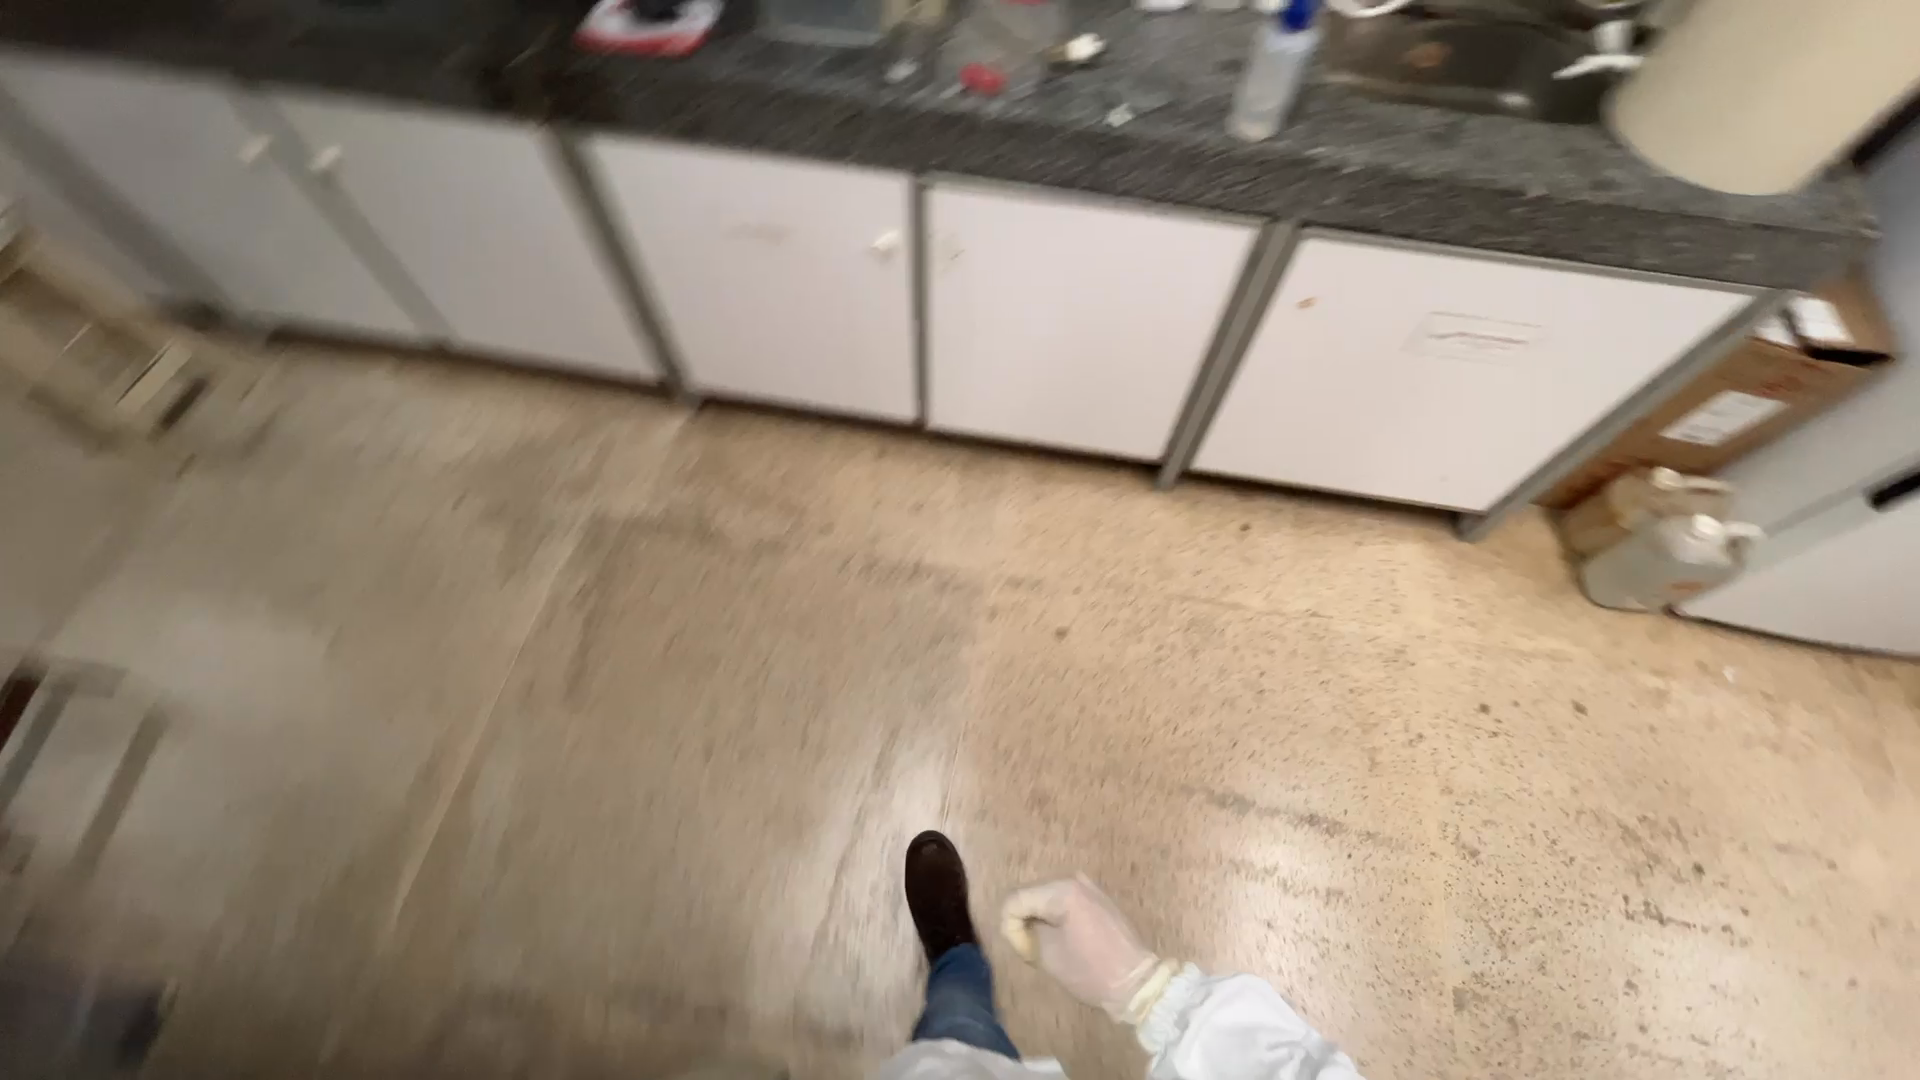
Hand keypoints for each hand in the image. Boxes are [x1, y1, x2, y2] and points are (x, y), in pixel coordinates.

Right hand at [1000, 875, 1177, 1023]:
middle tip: (1030, 950)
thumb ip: (1025, 933)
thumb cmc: (1092, 971)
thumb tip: (1017, 926)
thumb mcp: (1049, 955)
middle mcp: (1074, 880)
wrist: (1137, 983)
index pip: (1016, 899)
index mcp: (1061, 891)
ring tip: (1047, 946)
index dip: (1009, 926)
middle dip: (1024, 921)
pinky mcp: (1097, 898)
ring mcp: (1088, 886)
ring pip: (1047, 897)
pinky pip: (1064, 901)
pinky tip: (1065, 938)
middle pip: (1031, 894)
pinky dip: (1057, 917)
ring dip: (1040, 919)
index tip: (1022, 951)